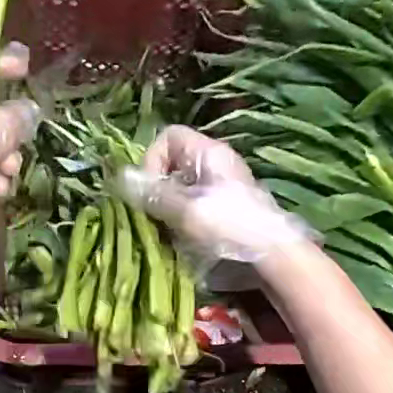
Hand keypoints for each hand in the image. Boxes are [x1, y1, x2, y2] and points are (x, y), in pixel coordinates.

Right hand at [118, 126, 311, 263]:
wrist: (273, 256)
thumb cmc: (230, 226)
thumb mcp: (186, 209)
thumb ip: (152, 193)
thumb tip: (119, 178)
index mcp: (208, 153)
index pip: (168, 137)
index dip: (152, 159)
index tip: (150, 189)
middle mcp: (215, 164)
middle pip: (172, 163)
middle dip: (157, 188)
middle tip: (155, 214)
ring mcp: (222, 186)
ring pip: (180, 187)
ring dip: (167, 208)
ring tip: (168, 230)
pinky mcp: (225, 208)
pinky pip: (192, 205)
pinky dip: (181, 219)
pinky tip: (183, 237)